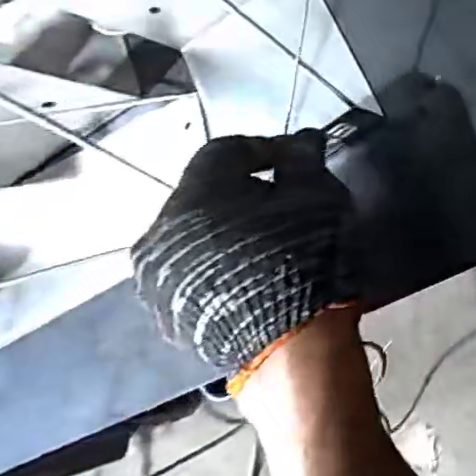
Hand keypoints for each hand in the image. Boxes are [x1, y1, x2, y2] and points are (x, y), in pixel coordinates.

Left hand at [131, 132, 355, 389]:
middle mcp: (160, 232)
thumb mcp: (318, 195)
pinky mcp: (168, 307)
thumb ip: (304, 159)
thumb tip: (301, 138)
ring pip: (199, 231)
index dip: (266, 147)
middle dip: (249, 188)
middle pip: (207, 191)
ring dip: (234, 224)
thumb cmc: (304, 253)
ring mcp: (157, 275)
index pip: (224, 150)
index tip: (300, 159)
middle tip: (290, 198)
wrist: (288, 338)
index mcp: (194, 197)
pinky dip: (224, 256)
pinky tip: (258, 267)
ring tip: (275, 235)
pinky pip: (195, 265)